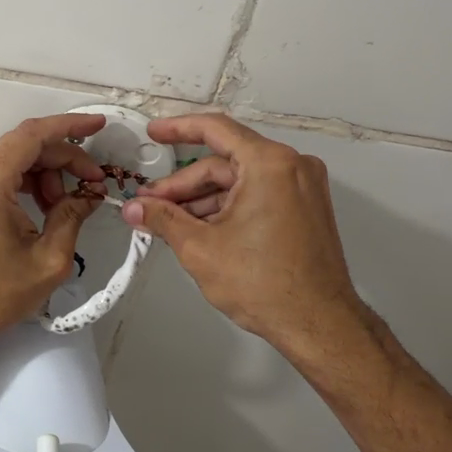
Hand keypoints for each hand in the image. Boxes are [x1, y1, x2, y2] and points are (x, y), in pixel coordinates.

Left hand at [0, 113, 106, 340]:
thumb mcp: (49, 259)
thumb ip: (71, 216)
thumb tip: (90, 194)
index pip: (31, 136)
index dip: (68, 126)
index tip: (98, 126)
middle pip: (24, 144)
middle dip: (63, 156)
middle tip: (92, 181)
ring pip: (14, 157)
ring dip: (47, 170)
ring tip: (68, 202)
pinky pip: (2, 173)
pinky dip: (29, 180)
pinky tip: (48, 205)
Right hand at [121, 114, 374, 365]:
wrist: (317, 323)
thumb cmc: (264, 284)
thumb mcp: (200, 247)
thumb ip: (163, 219)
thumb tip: (135, 208)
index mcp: (269, 164)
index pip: (216, 130)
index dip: (178, 129)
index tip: (154, 133)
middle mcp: (292, 167)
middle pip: (224, 162)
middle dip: (183, 184)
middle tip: (149, 205)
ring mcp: (303, 189)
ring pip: (239, 182)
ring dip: (202, 200)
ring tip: (168, 223)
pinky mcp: (305, 210)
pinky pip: (257, 196)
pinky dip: (226, 208)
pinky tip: (199, 230)